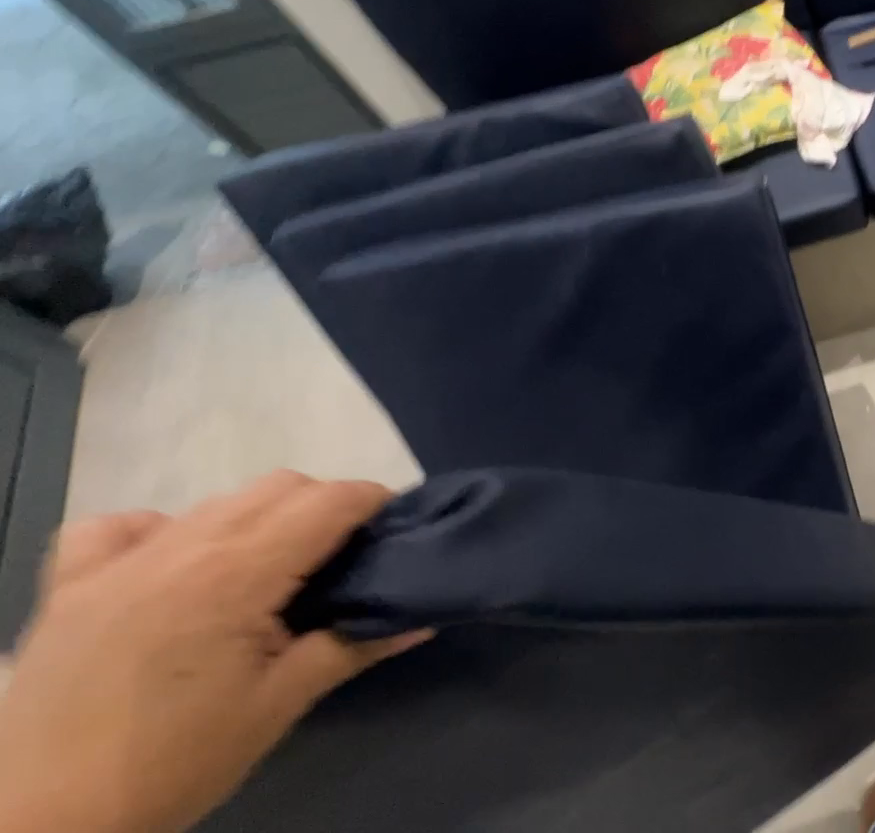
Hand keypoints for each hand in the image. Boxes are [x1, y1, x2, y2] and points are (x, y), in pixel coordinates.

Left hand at [0, 471, 430, 832]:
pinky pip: (118, 526)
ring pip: (216, 501)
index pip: (328, 501)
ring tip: (272, 568)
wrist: (39, 829)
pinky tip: (177, 565)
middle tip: (342, 558)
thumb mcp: (282, 704)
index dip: (374, 504)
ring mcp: (115, 567)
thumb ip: (357, 646)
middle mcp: (177, 552)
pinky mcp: (68, 589)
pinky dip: (161, 530)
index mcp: (234, 577)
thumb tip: (424, 616)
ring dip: (260, 517)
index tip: (396, 532)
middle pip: (279, 486)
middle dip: (326, 507)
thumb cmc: (177, 761)